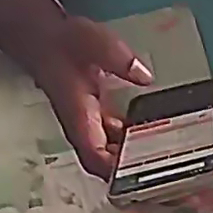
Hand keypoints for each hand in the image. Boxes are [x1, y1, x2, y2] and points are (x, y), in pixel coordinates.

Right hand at [0, 0, 153, 179]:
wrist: (42, 38)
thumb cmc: (62, 42)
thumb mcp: (92, 41)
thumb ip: (117, 58)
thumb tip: (144, 76)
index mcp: (79, 116)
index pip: (96, 158)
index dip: (117, 171)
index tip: (145, 174)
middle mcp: (85, 128)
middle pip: (108, 166)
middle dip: (135, 173)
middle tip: (169, 172)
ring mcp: (92, 127)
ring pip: (115, 156)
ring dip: (140, 160)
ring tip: (171, 159)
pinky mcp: (100, 122)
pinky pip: (121, 142)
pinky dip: (139, 144)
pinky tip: (160, 139)